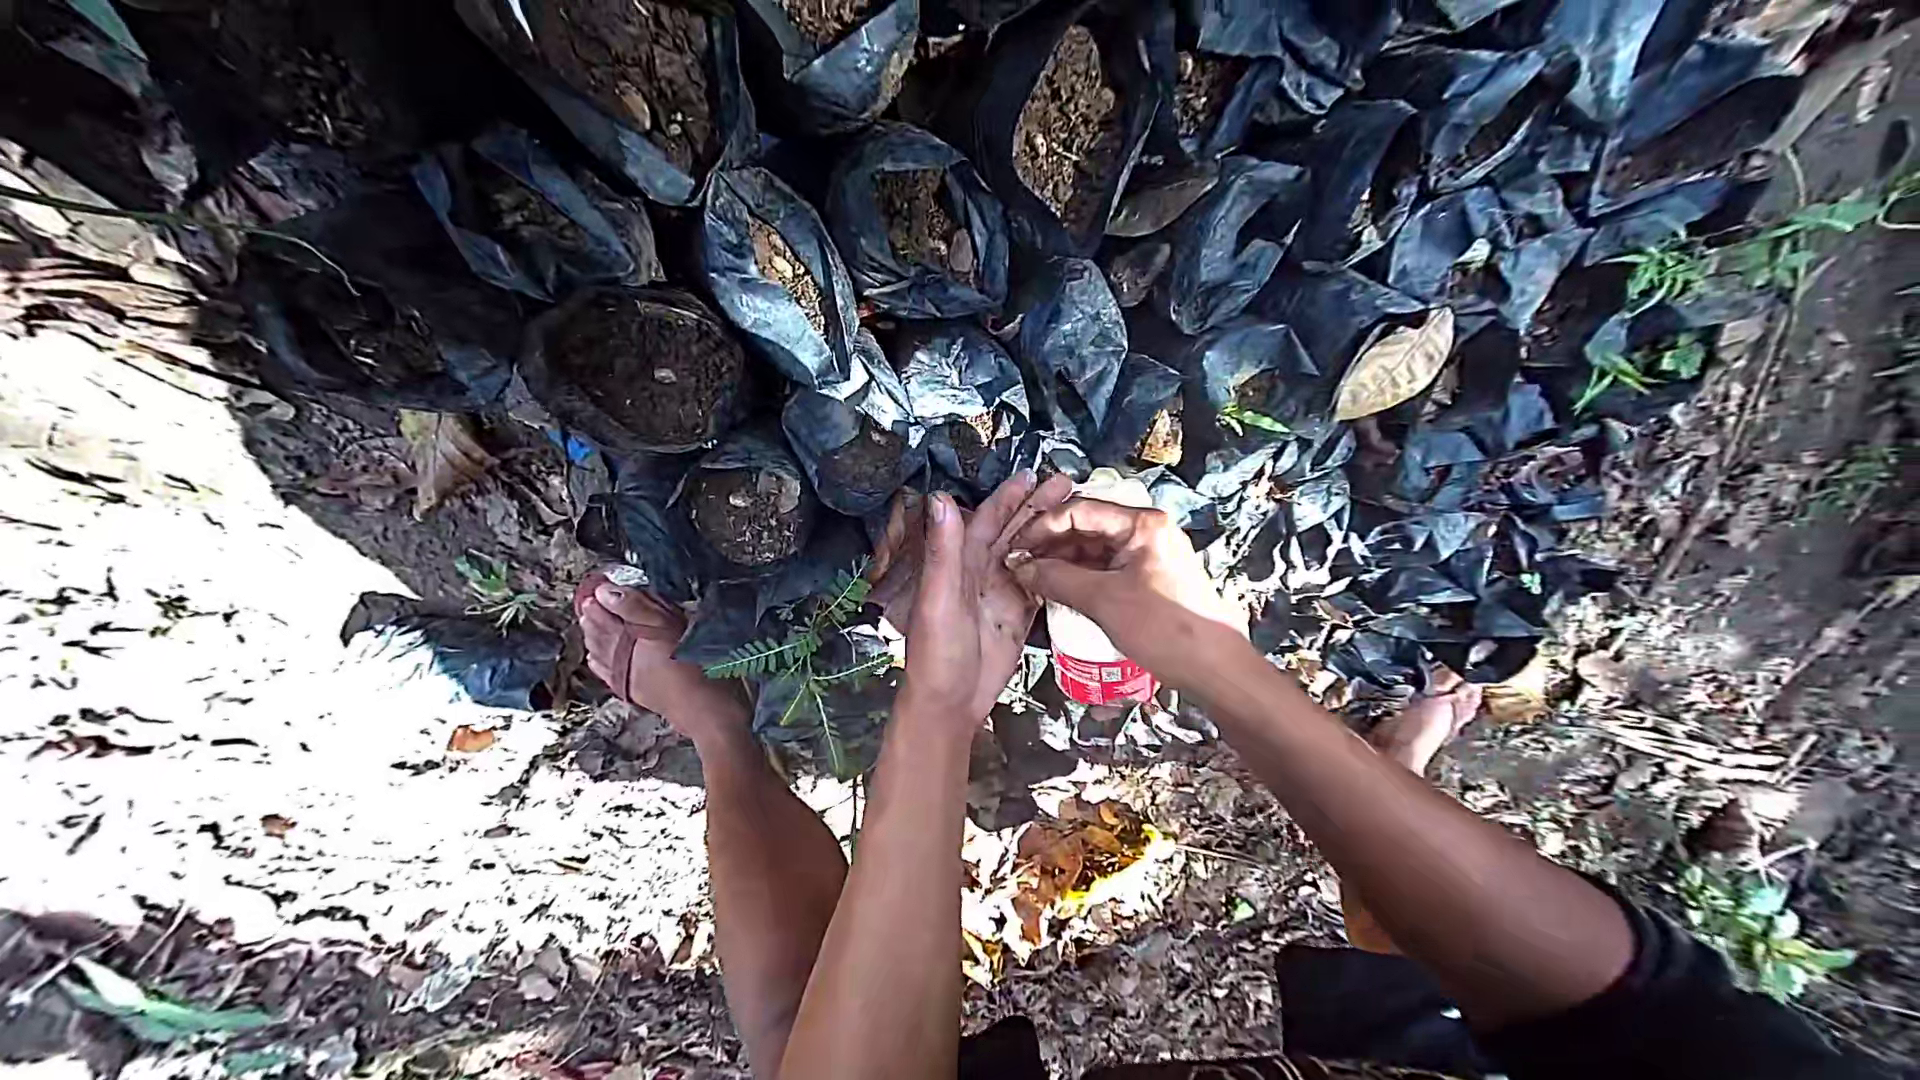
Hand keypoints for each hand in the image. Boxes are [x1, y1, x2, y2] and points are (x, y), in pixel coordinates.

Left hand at [899, 471, 1067, 727]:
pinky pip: (1039, 584)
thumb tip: (941, 499)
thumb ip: (943, 551)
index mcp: (959, 563)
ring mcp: (1001, 594)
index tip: (1030, 476)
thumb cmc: (936, 654)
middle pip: (1014, 532)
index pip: (988, 521)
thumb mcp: (938, 599)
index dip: (1008, 498)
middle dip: (1038, 507)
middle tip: (1066, 484)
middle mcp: (981, 573)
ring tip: (1078, 512)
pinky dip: (1055, 569)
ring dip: (1050, 533)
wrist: (950, 702)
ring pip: (1029, 554)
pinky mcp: (1016, 616)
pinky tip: (1075, 556)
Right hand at [1006, 497, 1249, 691]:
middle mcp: (1146, 531)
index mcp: (1142, 523)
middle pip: (1086, 527)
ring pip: (1093, 549)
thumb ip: (1057, 578)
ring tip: (1033, 579)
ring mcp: (1147, 555)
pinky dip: (1079, 578)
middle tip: (1020, 565)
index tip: (1017, 548)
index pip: (1079, 509)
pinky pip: (1104, 569)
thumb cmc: (1166, 628)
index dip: (1042, 527)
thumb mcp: (1104, 600)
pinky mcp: (1147, 578)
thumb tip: (1021, 567)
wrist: (1214, 668)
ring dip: (1062, 562)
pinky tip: (1057, 590)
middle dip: (1050, 545)